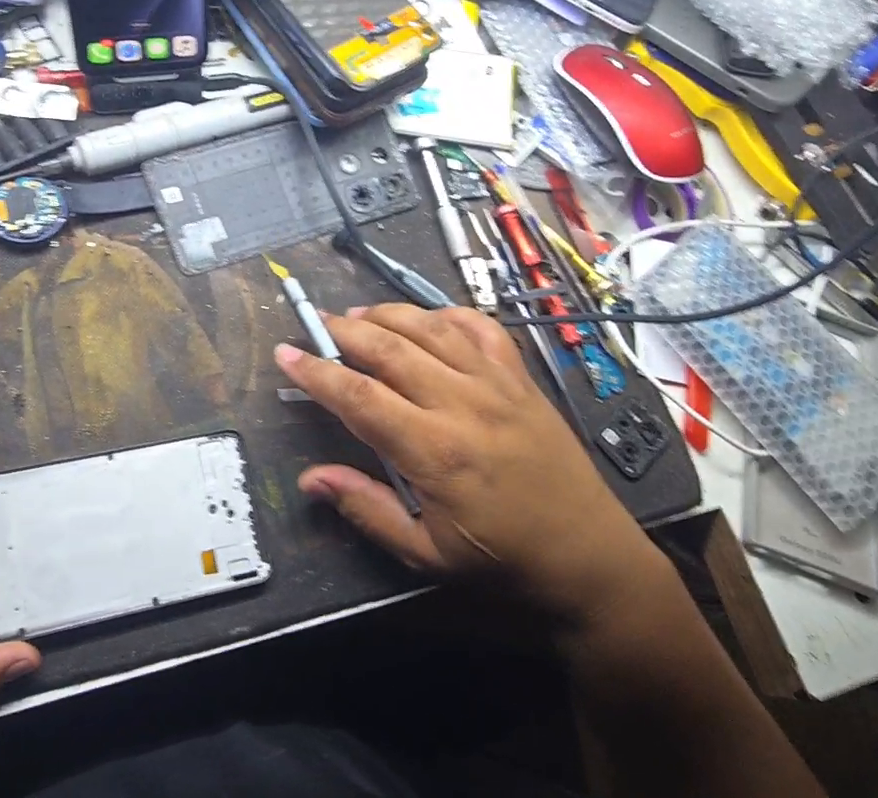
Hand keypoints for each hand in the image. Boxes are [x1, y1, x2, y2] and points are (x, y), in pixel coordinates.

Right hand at [278, 305, 671, 628]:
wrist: (591, 558)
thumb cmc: (504, 563)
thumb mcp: (427, 555)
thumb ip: (367, 509)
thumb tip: (311, 479)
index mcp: (435, 451)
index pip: (359, 396)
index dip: (316, 372)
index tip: (287, 354)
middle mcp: (464, 404)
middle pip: (390, 349)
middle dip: (345, 332)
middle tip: (316, 327)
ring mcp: (498, 386)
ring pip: (432, 329)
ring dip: (389, 315)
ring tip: (358, 315)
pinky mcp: (523, 381)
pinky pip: (483, 330)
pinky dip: (449, 315)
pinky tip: (427, 319)